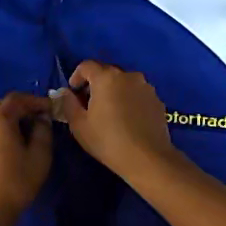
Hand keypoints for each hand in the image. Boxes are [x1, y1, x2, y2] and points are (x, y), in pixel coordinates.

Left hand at [0, 93, 54, 225]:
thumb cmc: (18, 181)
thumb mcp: (40, 156)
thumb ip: (43, 131)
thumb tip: (41, 118)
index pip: (16, 99)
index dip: (35, 100)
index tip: (49, 109)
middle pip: (2, 106)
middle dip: (21, 107)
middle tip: (38, 117)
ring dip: (9, 119)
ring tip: (26, 131)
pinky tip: (9, 145)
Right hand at [59, 61, 183, 182]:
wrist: (147, 158)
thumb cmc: (107, 140)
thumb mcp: (79, 124)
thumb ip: (69, 103)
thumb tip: (67, 93)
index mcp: (106, 77)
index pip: (86, 66)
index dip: (76, 77)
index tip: (73, 93)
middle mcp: (128, 76)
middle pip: (106, 72)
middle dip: (95, 84)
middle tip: (89, 104)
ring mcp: (146, 87)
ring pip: (124, 83)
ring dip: (114, 92)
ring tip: (110, 112)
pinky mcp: (158, 101)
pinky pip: (137, 94)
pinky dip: (129, 100)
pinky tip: (127, 119)